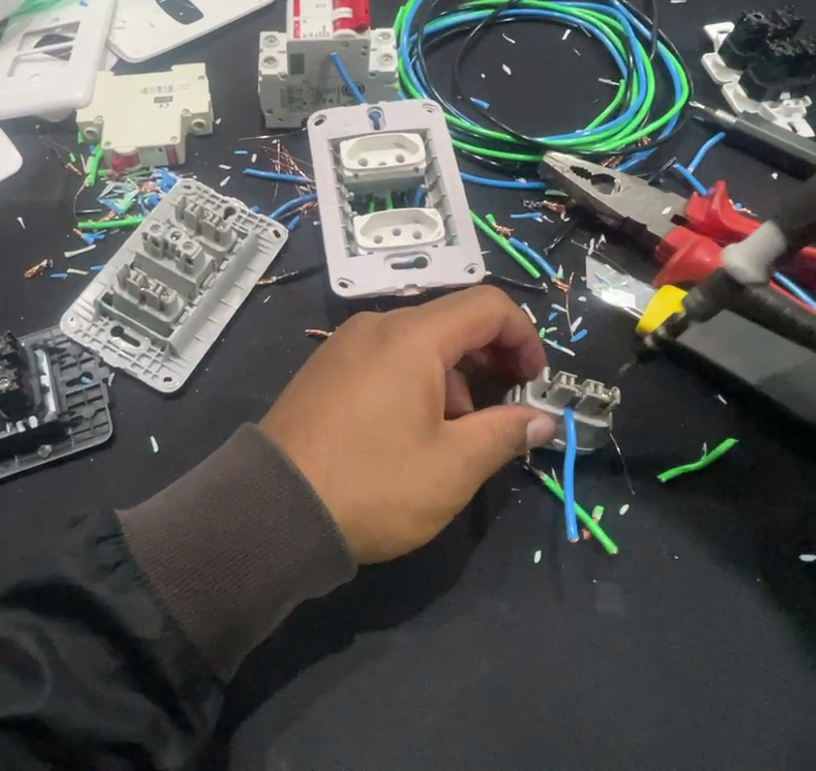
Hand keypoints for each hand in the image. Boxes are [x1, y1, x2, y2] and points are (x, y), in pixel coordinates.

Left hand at [258, 286, 555, 563]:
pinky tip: (411, 433)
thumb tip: (542, 420)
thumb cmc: (373, 484)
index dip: (523, 337)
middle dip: (489, 362)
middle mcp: (375, 326)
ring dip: (453, 379)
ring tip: (454, 437)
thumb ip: (505, 434)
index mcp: (411, 336)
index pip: (487, 306)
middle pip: (451, 322)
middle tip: (504, 413)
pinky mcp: (325, 370)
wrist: (274, 509)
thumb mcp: (452, 467)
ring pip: (417, 344)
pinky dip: (415, 382)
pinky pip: (385, 359)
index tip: (534, 383)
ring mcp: (344, 346)